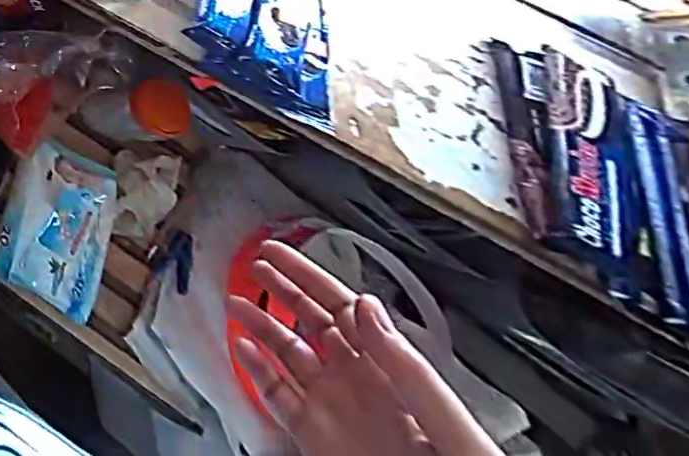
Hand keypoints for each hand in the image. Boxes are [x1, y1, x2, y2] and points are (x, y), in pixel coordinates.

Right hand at [225, 241, 502, 455]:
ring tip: (236, 302)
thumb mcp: (453, 428)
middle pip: (311, 323)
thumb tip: (365, 306)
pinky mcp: (311, 435)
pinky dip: (253, 369)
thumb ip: (410, 368)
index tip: (278, 253)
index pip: (344, 310)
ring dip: (259, 324)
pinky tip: (241, 347)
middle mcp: (358, 384)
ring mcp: (332, 409)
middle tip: (255, 265)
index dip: (309, 277)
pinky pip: (275, 395)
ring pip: (286, 354)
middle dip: (281, 289)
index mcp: (393, 373)